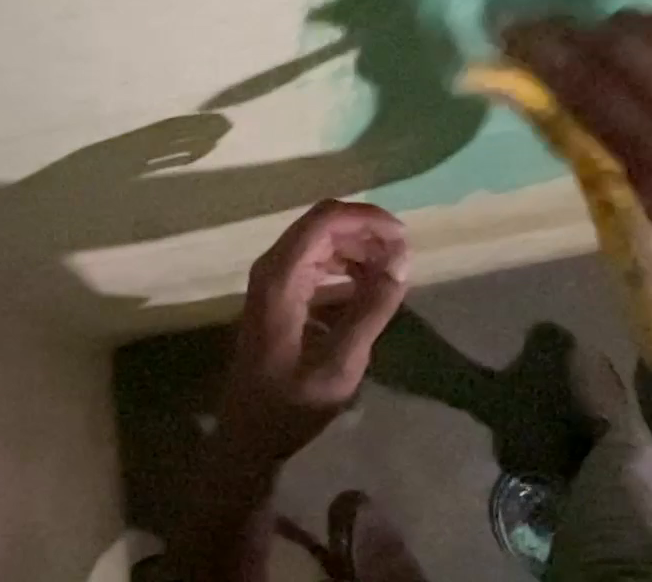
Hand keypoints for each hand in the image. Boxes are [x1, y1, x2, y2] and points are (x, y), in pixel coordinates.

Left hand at [216, 200, 409, 463]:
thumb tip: (401, 263)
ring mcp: (272, 277)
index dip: (367, 218)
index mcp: (281, 276)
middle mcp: (272, 266)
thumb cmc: (290, 404)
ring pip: (320, 240)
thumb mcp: (340, 364)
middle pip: (323, 224)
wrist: (247, 434)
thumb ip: (371, 310)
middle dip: (366, 232)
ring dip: (358, 248)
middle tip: (403, 259)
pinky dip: (345, 266)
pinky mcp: (279, 292)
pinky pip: (315, 261)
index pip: (325, 219)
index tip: (404, 238)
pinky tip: (369, 288)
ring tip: (392, 273)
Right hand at [503, 9, 651, 254]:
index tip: (508, 31)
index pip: (589, 85)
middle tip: (538, 26)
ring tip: (586, 38)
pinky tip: (632, 46)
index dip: (545, 52)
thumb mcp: (607, 178)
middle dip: (570, 30)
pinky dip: (646, 32)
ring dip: (607, 27)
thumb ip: (568, 124)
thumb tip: (519, 72)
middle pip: (621, 44)